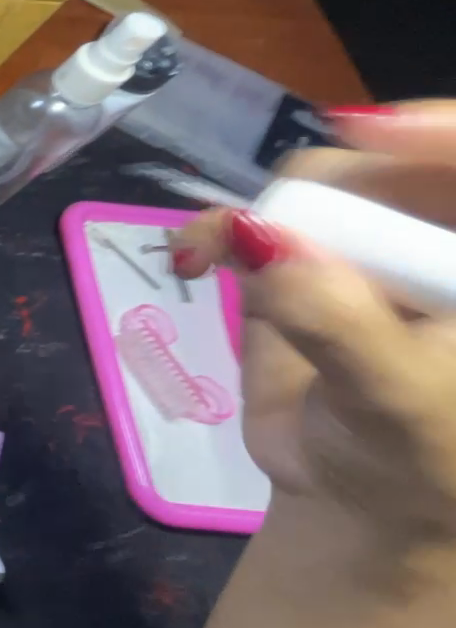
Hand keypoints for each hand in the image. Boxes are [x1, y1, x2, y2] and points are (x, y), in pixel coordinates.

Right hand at [174, 102, 455, 560]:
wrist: (361, 495)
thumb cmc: (421, 462)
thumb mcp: (398, 402)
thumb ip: (338, 325)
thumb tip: (253, 237)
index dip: (440, 136)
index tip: (366, 132)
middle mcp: (443, 244)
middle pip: (401, 166)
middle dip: (331, 179)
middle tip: (263, 222)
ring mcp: (376, 250)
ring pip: (319, 186)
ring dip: (255, 207)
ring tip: (205, 249)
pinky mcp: (302, 265)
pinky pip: (256, 221)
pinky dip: (216, 229)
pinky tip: (196, 254)